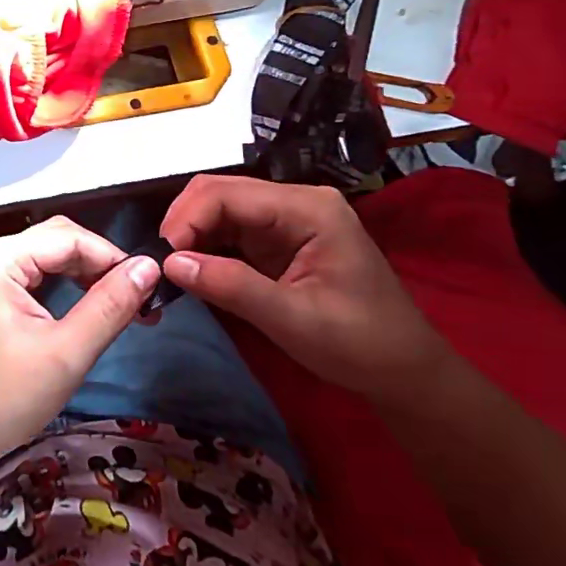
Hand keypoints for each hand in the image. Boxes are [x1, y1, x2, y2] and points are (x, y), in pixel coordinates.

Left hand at [0, 217, 160, 466]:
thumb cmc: (9, 397)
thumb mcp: (68, 351)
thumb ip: (111, 304)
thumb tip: (150, 267)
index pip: (70, 239)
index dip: (113, 258)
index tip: (149, 288)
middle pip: (62, 239)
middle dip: (103, 264)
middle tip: (141, 297)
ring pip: (55, 253)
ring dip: (91, 273)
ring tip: (126, 302)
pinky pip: (43, 269)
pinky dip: (73, 281)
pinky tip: (96, 300)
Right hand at [159, 175, 448, 402]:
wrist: (404, 372)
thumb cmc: (359, 344)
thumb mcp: (293, 319)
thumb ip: (232, 286)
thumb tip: (170, 264)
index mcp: (307, 208)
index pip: (227, 193)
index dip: (186, 219)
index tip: (163, 260)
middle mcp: (294, 202)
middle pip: (219, 193)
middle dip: (184, 224)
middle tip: (162, 266)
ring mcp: (286, 219)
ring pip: (219, 210)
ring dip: (191, 236)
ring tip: (172, 271)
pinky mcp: (278, 240)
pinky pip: (230, 232)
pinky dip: (205, 249)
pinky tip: (193, 271)